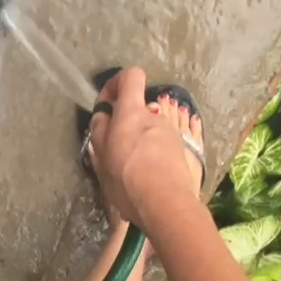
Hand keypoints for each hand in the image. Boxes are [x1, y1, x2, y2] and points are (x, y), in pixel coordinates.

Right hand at [86, 67, 202, 231]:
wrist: (165, 203)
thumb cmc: (127, 179)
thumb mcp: (103, 159)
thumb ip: (100, 133)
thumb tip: (102, 117)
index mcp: (131, 112)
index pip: (130, 76)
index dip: (116, 84)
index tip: (106, 106)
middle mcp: (154, 117)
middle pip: (138, 112)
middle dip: (126, 126)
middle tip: (114, 152)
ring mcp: (171, 133)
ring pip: (150, 132)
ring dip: (139, 145)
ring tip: (131, 172)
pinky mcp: (181, 151)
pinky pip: (161, 148)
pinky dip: (152, 158)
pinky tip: (146, 180)